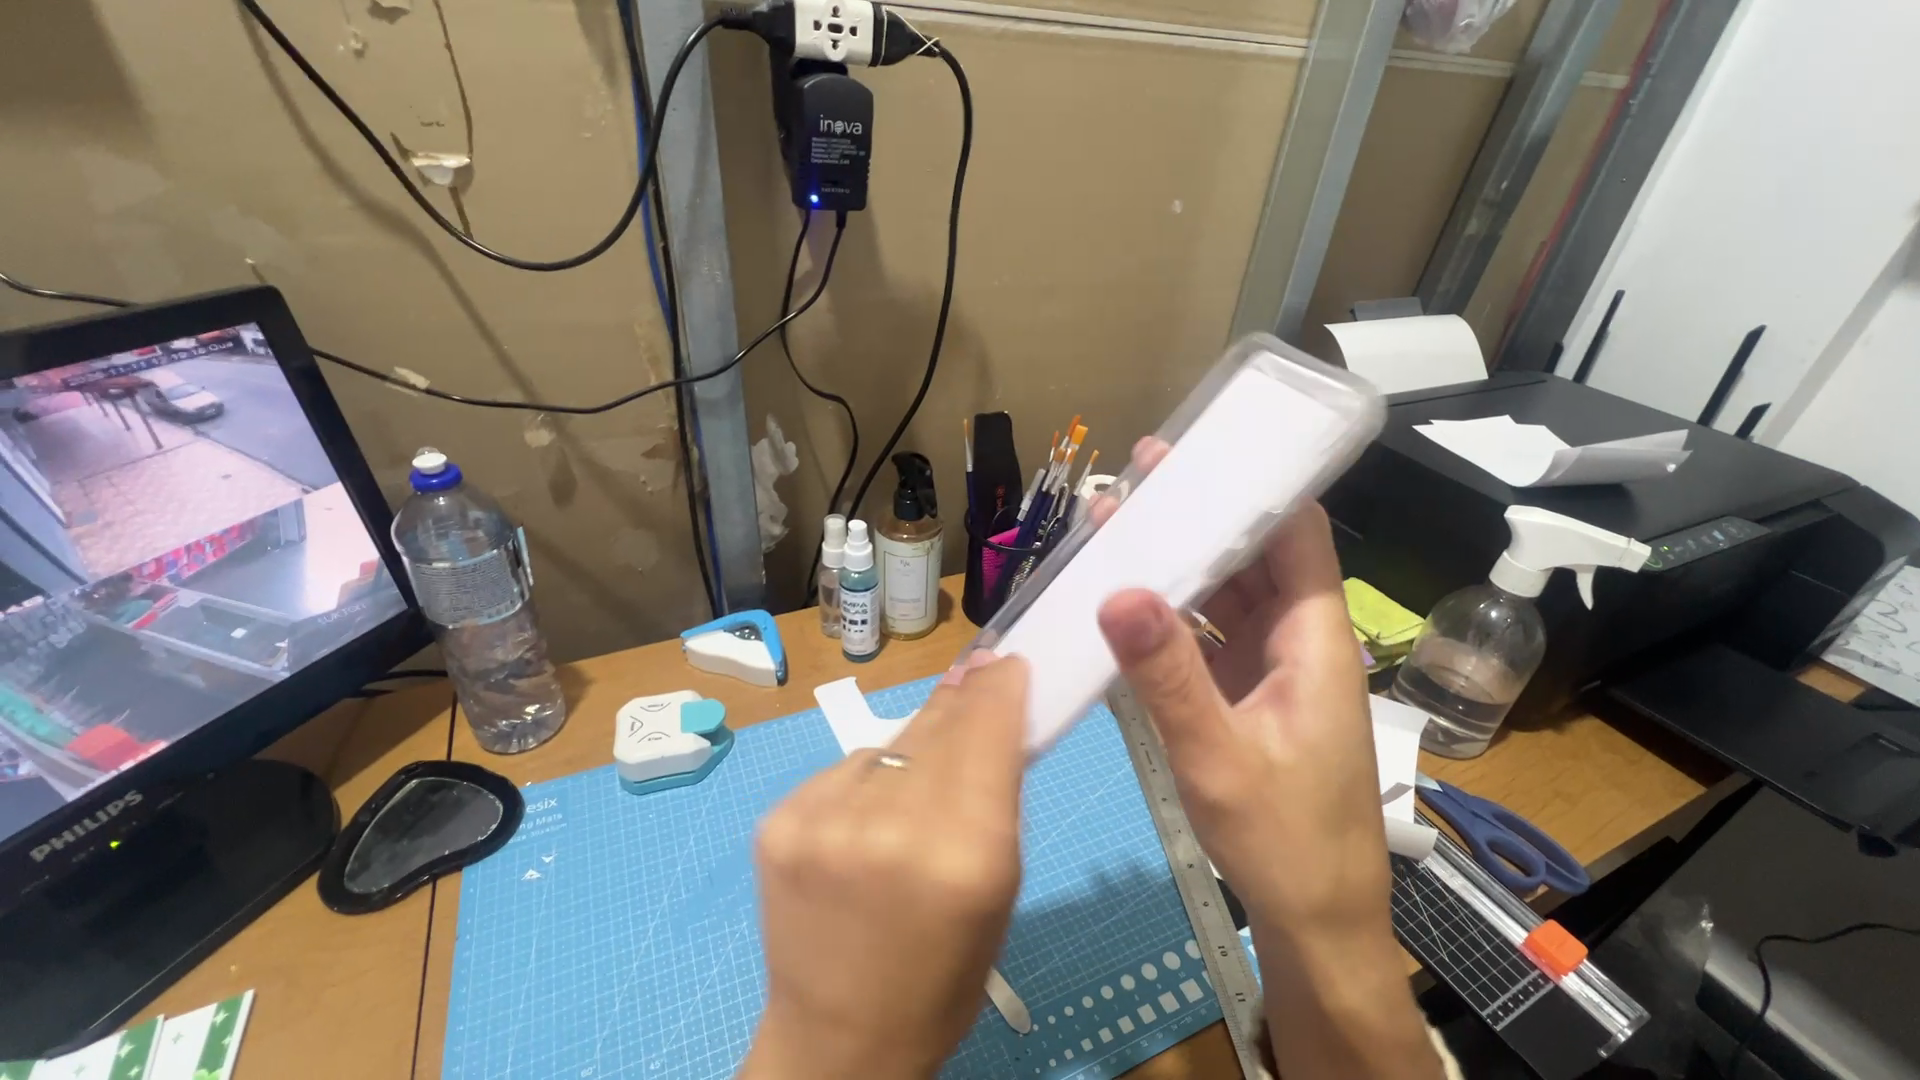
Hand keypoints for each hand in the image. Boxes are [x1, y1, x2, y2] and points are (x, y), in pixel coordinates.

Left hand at [740, 656, 1029, 1079]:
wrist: (837, 1040)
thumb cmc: (943, 974)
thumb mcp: (999, 890)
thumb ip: (999, 796)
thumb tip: (992, 712)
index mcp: (964, 851)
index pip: (987, 729)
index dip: (999, 686)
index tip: (1006, 661)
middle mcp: (890, 824)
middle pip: (937, 726)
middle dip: (962, 700)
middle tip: (976, 675)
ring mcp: (823, 819)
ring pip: (889, 744)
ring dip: (914, 746)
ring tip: (920, 780)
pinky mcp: (780, 820)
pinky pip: (846, 771)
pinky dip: (867, 780)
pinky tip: (870, 817)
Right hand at [1096, 438, 1440, 1079]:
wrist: (1315, 923)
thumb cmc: (1283, 841)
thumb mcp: (1215, 757)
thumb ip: (1168, 675)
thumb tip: (1118, 590)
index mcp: (1313, 641)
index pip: (1298, 537)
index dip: (1256, 486)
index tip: (1199, 451)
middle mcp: (1298, 642)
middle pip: (1255, 557)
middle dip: (1201, 513)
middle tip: (1138, 474)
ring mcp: (1272, 670)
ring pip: (1229, 595)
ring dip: (1181, 561)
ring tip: (1121, 521)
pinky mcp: (1248, 697)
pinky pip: (1211, 636)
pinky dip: (1174, 614)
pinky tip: (1130, 599)